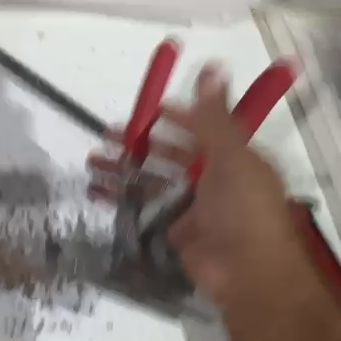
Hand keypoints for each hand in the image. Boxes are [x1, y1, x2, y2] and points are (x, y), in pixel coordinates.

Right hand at [90, 67, 305, 307]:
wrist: (247, 275)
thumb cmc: (243, 211)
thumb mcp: (230, 157)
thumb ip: (213, 116)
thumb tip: (212, 66)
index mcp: (235, 159)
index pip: (203, 130)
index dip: (176, 117)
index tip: (147, 109)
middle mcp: (215, 179)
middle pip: (170, 153)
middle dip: (139, 143)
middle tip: (105, 135)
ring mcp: (194, 206)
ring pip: (152, 178)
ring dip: (123, 168)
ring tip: (92, 161)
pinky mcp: (175, 230)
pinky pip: (143, 207)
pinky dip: (119, 198)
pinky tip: (95, 191)